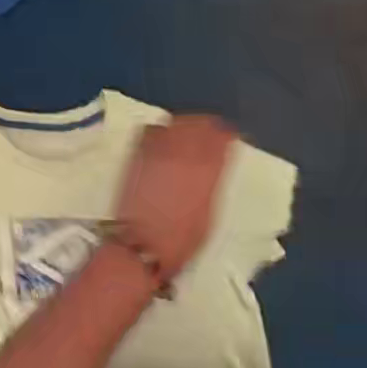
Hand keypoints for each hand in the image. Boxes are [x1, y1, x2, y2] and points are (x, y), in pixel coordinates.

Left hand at [116, 114, 235, 277]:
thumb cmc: (182, 239)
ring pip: (174, 123)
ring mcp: (158, 153)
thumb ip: (211, 183)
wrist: (142, 244)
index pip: (220, 139)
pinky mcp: (137, 155)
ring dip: (183, 123)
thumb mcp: (209, 213)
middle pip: (196, 125)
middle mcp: (183, 156)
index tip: (229, 135)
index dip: (225, 134)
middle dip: (205, 124)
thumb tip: (214, 167)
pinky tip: (163, 134)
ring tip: (187, 128)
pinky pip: (151, 131)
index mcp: (206, 172)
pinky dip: (160, 129)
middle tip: (209, 128)